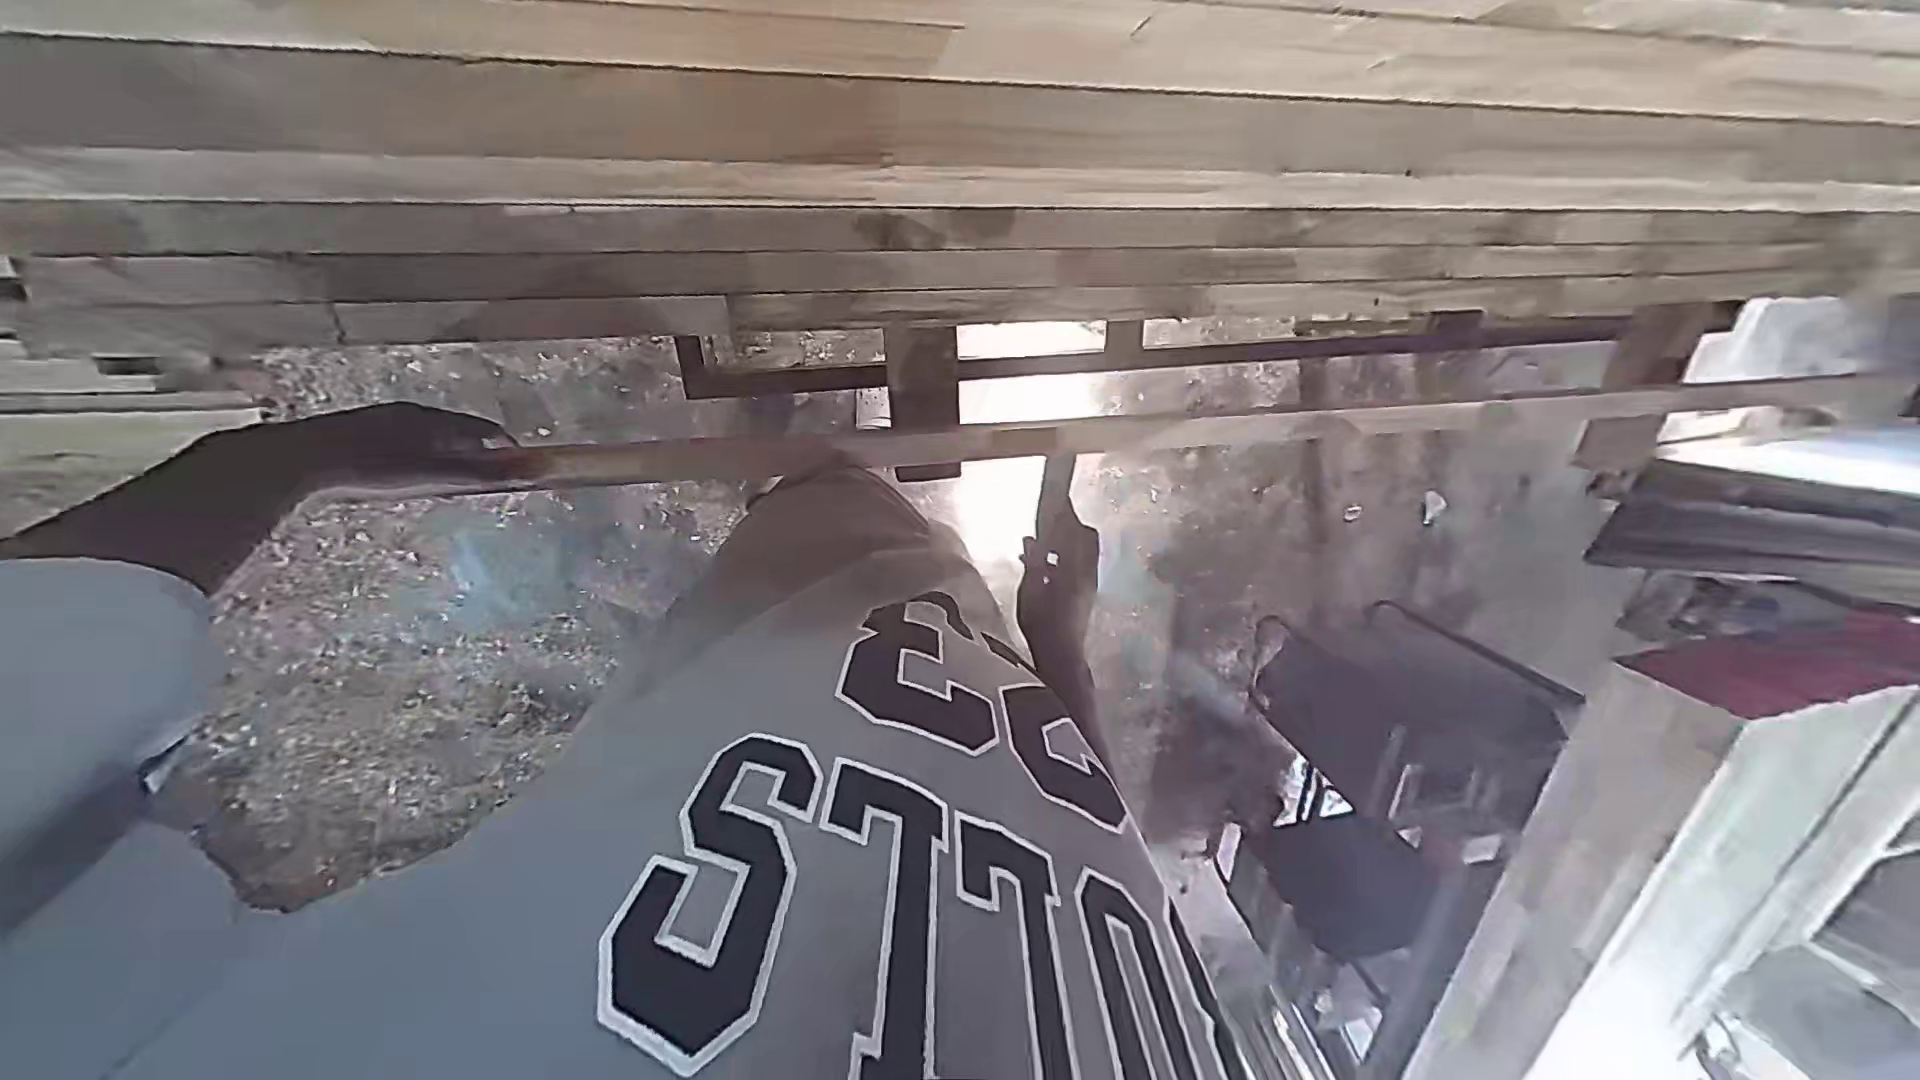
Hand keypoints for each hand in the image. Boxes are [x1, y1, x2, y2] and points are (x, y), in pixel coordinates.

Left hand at [228, 402, 520, 492]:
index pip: (486, 429)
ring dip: (444, 450)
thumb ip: (482, 475)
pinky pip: (401, 437)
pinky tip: (404, 470)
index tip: (517, 465)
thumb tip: (528, 473)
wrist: (289, 461)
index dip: (506, 447)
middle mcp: (411, 412)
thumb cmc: (372, 470)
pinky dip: (416, 452)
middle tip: (483, 473)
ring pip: (427, 432)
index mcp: (436, 420)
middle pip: (457, 429)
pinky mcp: (353, 428)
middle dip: (475, 449)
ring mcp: (380, 418)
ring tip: (445, 474)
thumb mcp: (435, 478)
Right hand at [1017, 506, 1100, 659]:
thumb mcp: (1031, 591)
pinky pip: (1079, 565)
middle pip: (1086, 538)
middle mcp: (1087, 572)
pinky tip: (1045, 564)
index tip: (1058, 498)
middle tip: (1050, 519)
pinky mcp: (1085, 594)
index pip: (1074, 531)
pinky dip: (1065, 556)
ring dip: (1067, 541)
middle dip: (1070, 525)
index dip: (1066, 513)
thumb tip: (1030, 540)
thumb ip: (1033, 563)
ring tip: (1044, 541)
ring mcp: (1089, 584)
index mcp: (1075, 568)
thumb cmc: (1043, 624)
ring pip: (1083, 552)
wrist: (1061, 655)